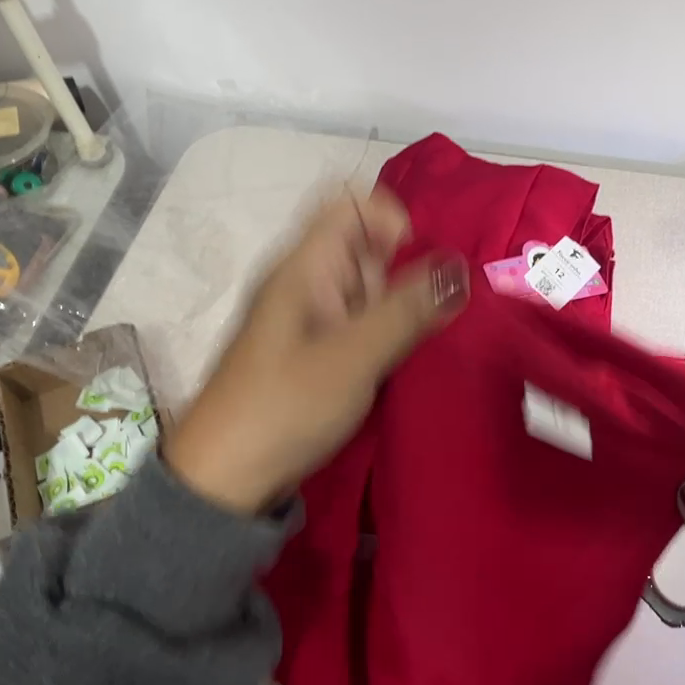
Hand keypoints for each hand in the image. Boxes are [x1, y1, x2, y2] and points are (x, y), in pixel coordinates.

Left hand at [163, 186, 467, 514]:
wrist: (224, 479)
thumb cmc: (283, 408)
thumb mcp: (353, 358)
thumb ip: (407, 310)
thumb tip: (460, 266)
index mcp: (305, 267)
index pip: (350, 205)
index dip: (392, 219)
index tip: (423, 264)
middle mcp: (307, 283)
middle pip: (366, 247)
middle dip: (406, 270)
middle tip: (427, 315)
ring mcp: (311, 320)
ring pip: (368, 289)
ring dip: (400, 307)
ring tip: (421, 341)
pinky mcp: (316, 355)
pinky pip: (361, 325)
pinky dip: (386, 334)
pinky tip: (401, 361)